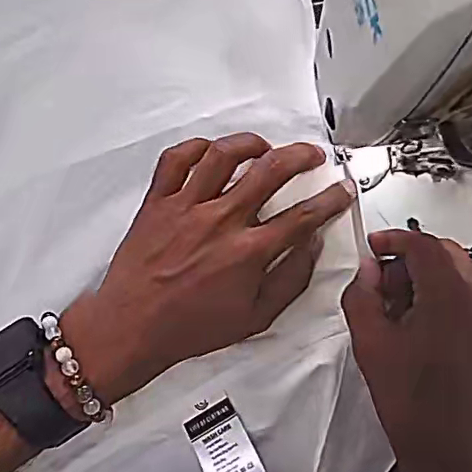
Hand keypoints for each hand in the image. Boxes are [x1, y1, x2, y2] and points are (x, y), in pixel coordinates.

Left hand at [56, 133, 354, 407]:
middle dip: (301, 157)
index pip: (302, 215)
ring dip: (251, 144)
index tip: (339, 192)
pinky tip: (210, 151)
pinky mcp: (158, 202)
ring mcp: (186, 208)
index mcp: (247, 252)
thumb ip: (290, 280)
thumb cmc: (187, 327)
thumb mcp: (255, 317)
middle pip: (271, 170)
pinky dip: (196, 147)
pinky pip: (176, 160)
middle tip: (310, 157)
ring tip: (264, 147)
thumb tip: (311, 250)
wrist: (132, 327)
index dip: (330, 200)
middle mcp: (219, 222)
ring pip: (224, 155)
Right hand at [341, 229, 471, 471]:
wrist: (455, 457)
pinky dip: (455, 303)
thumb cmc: (419, 412)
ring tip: (406, 314)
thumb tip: (368, 272)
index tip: (379, 247)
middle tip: (385, 282)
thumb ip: (362, 295)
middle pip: (448, 255)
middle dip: (413, 261)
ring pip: (466, 277)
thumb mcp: (370, 346)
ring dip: (434, 282)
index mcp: (451, 298)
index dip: (394, 240)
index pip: (423, 244)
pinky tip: (431, 332)